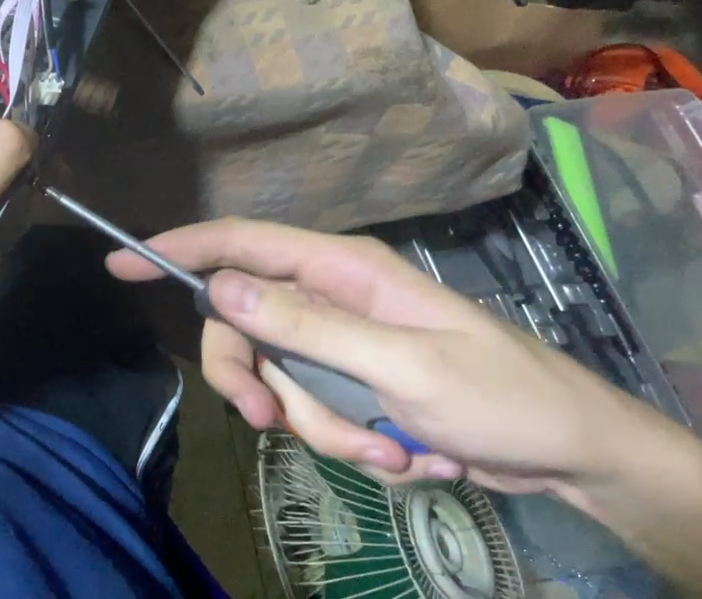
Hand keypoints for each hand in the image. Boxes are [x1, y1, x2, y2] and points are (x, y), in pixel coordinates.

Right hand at [107, 220, 676, 494]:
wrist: (582, 457)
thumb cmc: (505, 396)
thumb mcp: (402, 366)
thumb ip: (305, 325)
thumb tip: (217, 287)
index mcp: (339, 268)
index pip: (236, 243)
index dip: (173, 249)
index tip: (119, 263)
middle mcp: (328, 296)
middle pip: (242, 325)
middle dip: (256, 380)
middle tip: (269, 424)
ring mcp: (338, 341)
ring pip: (277, 376)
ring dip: (322, 425)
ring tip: (390, 451)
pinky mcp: (351, 381)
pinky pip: (312, 407)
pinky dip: (349, 440)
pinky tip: (405, 452)